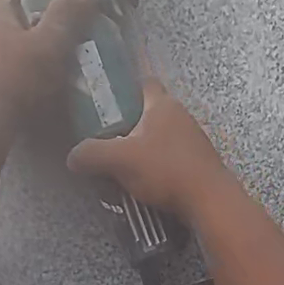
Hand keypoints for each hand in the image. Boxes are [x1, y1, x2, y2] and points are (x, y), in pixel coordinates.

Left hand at [0, 0, 96, 122]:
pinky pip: (0, 61)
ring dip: (26, 45)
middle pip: (9, 13)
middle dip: (35, 20)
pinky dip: (18, 65)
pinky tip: (35, 81)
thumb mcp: (49, 45)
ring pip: (4, 38)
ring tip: (54, 60)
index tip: (61, 5)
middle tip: (63, 35)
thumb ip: (66, 14)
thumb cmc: (18, 79)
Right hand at [67, 77, 235, 218]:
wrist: (210, 202)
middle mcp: (182, 117)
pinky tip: (145, 184)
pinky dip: (158, 167)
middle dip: (128, 126)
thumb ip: (92, 154)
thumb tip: (73, 157)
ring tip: (122, 167)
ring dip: (143, 150)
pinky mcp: (200, 163)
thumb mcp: (120, 160)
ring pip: (161, 138)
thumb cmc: (166, 170)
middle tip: (107, 141)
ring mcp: (194, 141)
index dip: (124, 89)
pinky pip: (172, 158)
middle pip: (149, 113)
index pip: (143, 83)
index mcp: (163, 105)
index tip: (105, 102)